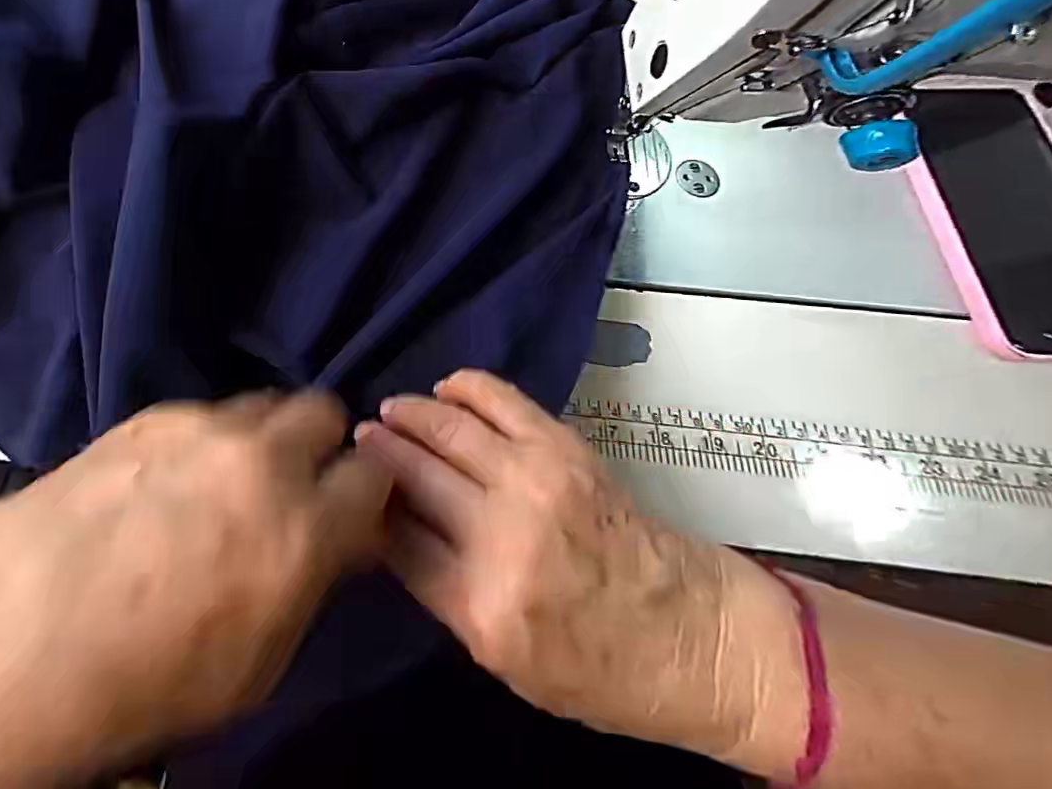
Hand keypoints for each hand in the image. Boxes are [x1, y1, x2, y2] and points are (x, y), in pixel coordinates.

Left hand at [0, 391, 390, 787]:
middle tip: (299, 483)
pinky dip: (208, 437)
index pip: (374, 477)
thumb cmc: (146, 673)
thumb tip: (329, 540)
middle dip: (323, 443)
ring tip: (229, 478)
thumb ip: (304, 579)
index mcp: (299, 526)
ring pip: (260, 404)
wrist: (19, 622)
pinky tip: (170, 477)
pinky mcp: (146, 416)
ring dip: (262, 435)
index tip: (356, 510)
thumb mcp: (256, 658)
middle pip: (321, 410)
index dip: (371, 493)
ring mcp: (197, 426)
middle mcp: (256, 458)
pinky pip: (203, 413)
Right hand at [355, 370, 806, 776]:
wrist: (699, 640)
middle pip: (410, 472)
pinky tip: (444, 389)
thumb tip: (387, 519)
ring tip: (391, 411)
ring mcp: (533, 483)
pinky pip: (498, 398)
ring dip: (407, 413)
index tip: (352, 484)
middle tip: (360, 436)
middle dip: (376, 449)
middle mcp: (499, 535)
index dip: (365, 500)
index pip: (392, 533)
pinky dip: (463, 386)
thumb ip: (436, 588)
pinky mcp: (563, 449)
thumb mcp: (499, 657)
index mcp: (478, 601)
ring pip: (443, 428)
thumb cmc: (595, 666)